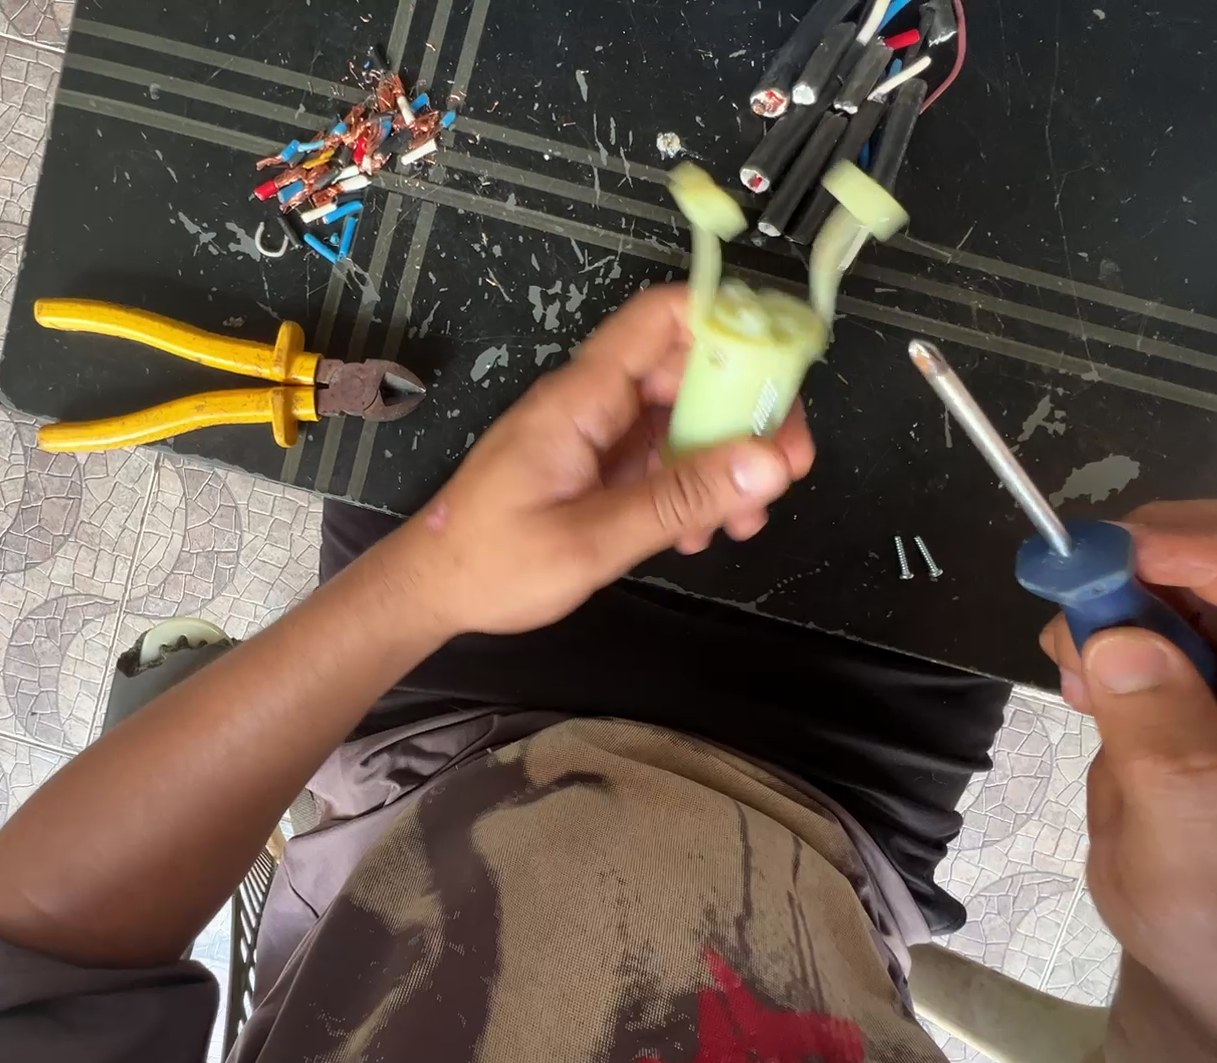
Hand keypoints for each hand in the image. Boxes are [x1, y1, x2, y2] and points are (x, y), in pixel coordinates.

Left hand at [368, 284, 812, 638]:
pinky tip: (696, 533)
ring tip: (742, 522)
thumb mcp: (591, 540)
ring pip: (676, 423)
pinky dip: (685, 488)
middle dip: (743, 415)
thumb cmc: (493, 565)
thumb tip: (768, 461)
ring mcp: (590, 437)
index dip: (729, 324)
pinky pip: (654, 460)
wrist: (431, 590)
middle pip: (684, 373)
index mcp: (579, 399)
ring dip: (720, 463)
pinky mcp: (590, 469)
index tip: (784, 372)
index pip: (660, 319)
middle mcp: (588, 405)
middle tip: (785, 470)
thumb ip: (679, 500)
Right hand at [1039, 500, 1216, 1062]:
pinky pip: (1185, 603)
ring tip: (1074, 647)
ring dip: (1142, 582)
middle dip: (1199, 547)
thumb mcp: (1192, 872)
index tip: (1130, 548)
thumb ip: (1170, 761)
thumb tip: (1117, 643)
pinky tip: (1085, 663)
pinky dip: (1117, 609)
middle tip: (1088, 563)